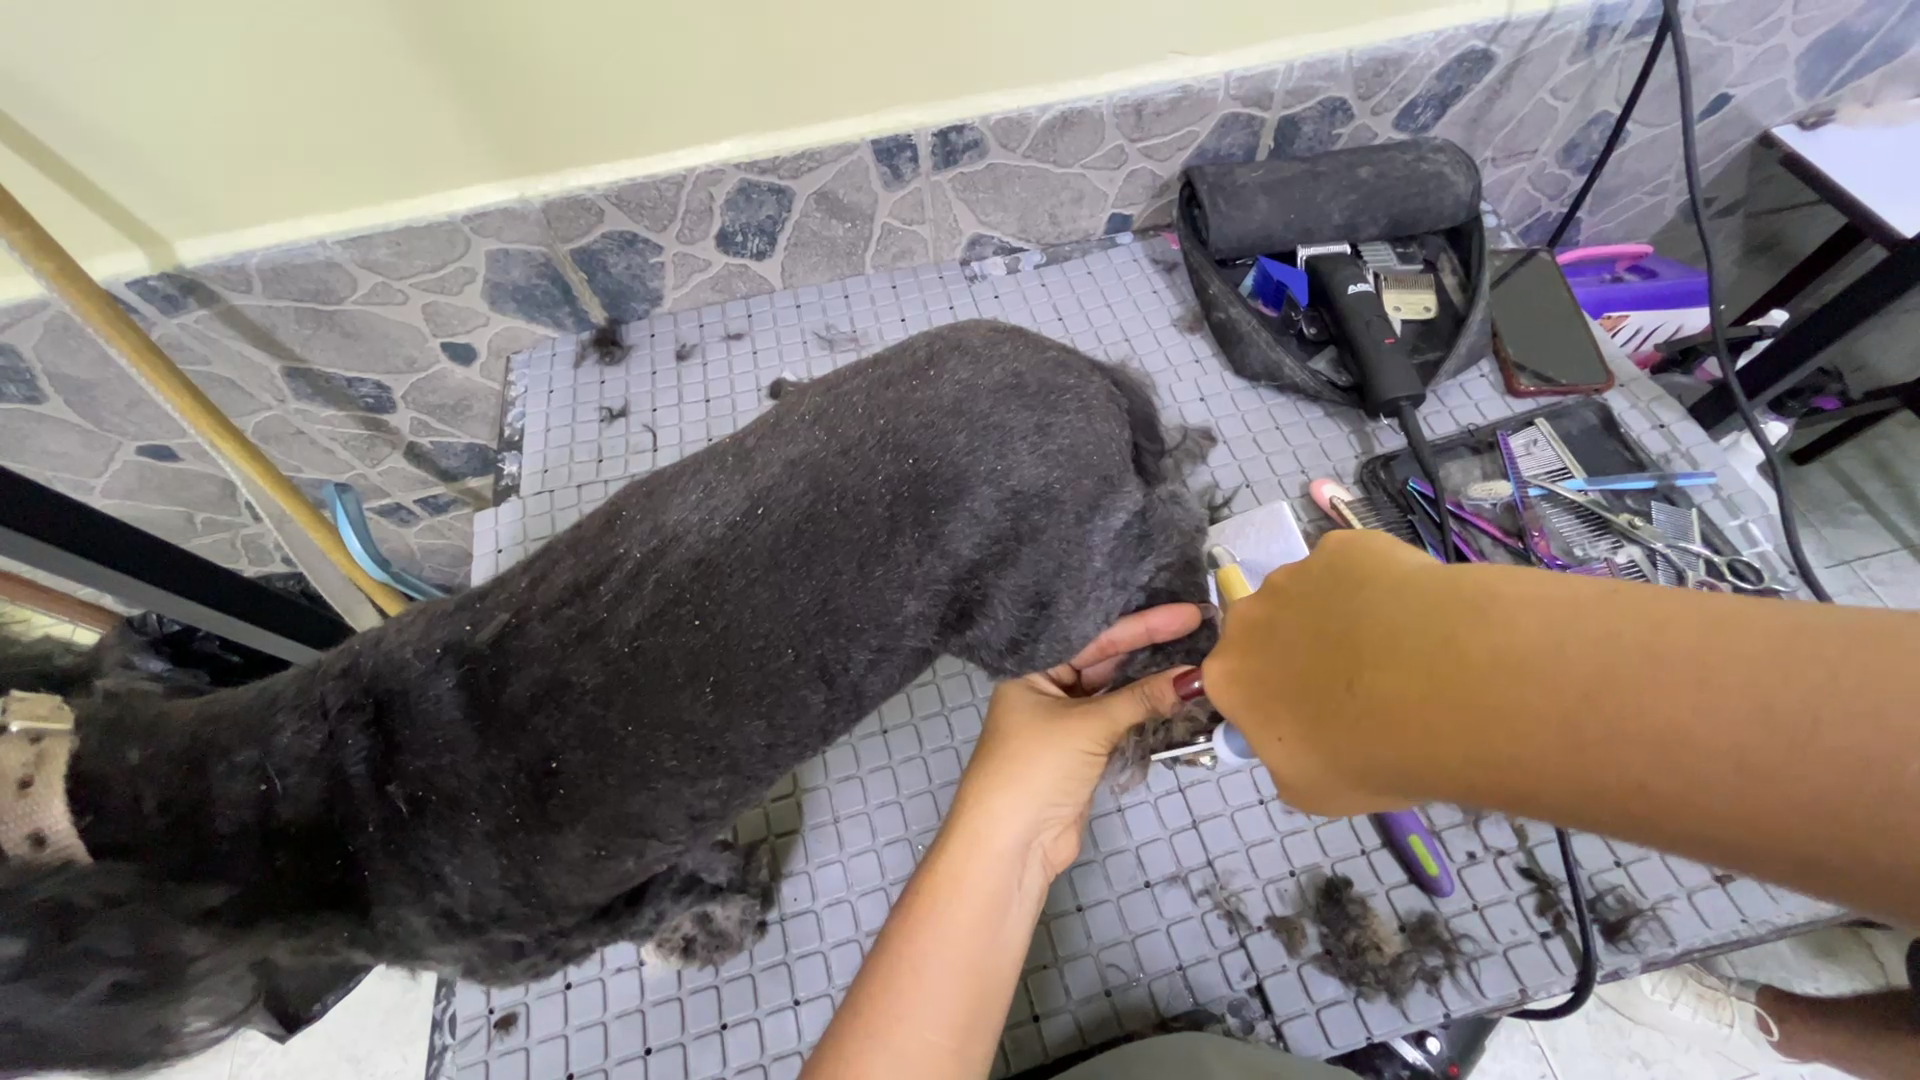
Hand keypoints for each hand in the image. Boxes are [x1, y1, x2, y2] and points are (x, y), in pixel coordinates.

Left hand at [947, 604, 1199, 879]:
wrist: (1012, 843)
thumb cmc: (1036, 768)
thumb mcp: (1089, 725)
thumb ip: (1142, 698)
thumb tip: (1195, 677)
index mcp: (1032, 668)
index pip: (1092, 635)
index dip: (1140, 623)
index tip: (1186, 612)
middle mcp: (1046, 686)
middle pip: (1104, 658)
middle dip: (1150, 645)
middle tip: (1201, 625)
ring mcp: (1065, 719)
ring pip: (1113, 689)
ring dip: (1150, 679)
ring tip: (1199, 653)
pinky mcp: (1081, 749)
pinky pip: (1118, 718)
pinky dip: (1144, 708)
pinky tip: (1177, 691)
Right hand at [1200, 528, 1448, 815]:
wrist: (1448, 689)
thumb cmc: (1370, 754)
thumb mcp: (1311, 789)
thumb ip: (1283, 758)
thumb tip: (1296, 739)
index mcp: (1228, 675)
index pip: (1236, 683)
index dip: (1273, 697)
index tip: (1311, 714)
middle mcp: (1248, 617)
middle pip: (1266, 630)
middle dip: (1297, 649)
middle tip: (1355, 682)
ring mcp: (1296, 575)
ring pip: (1310, 595)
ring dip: (1337, 616)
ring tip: (1399, 649)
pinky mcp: (1345, 547)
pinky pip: (1355, 566)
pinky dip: (1378, 585)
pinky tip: (1417, 615)